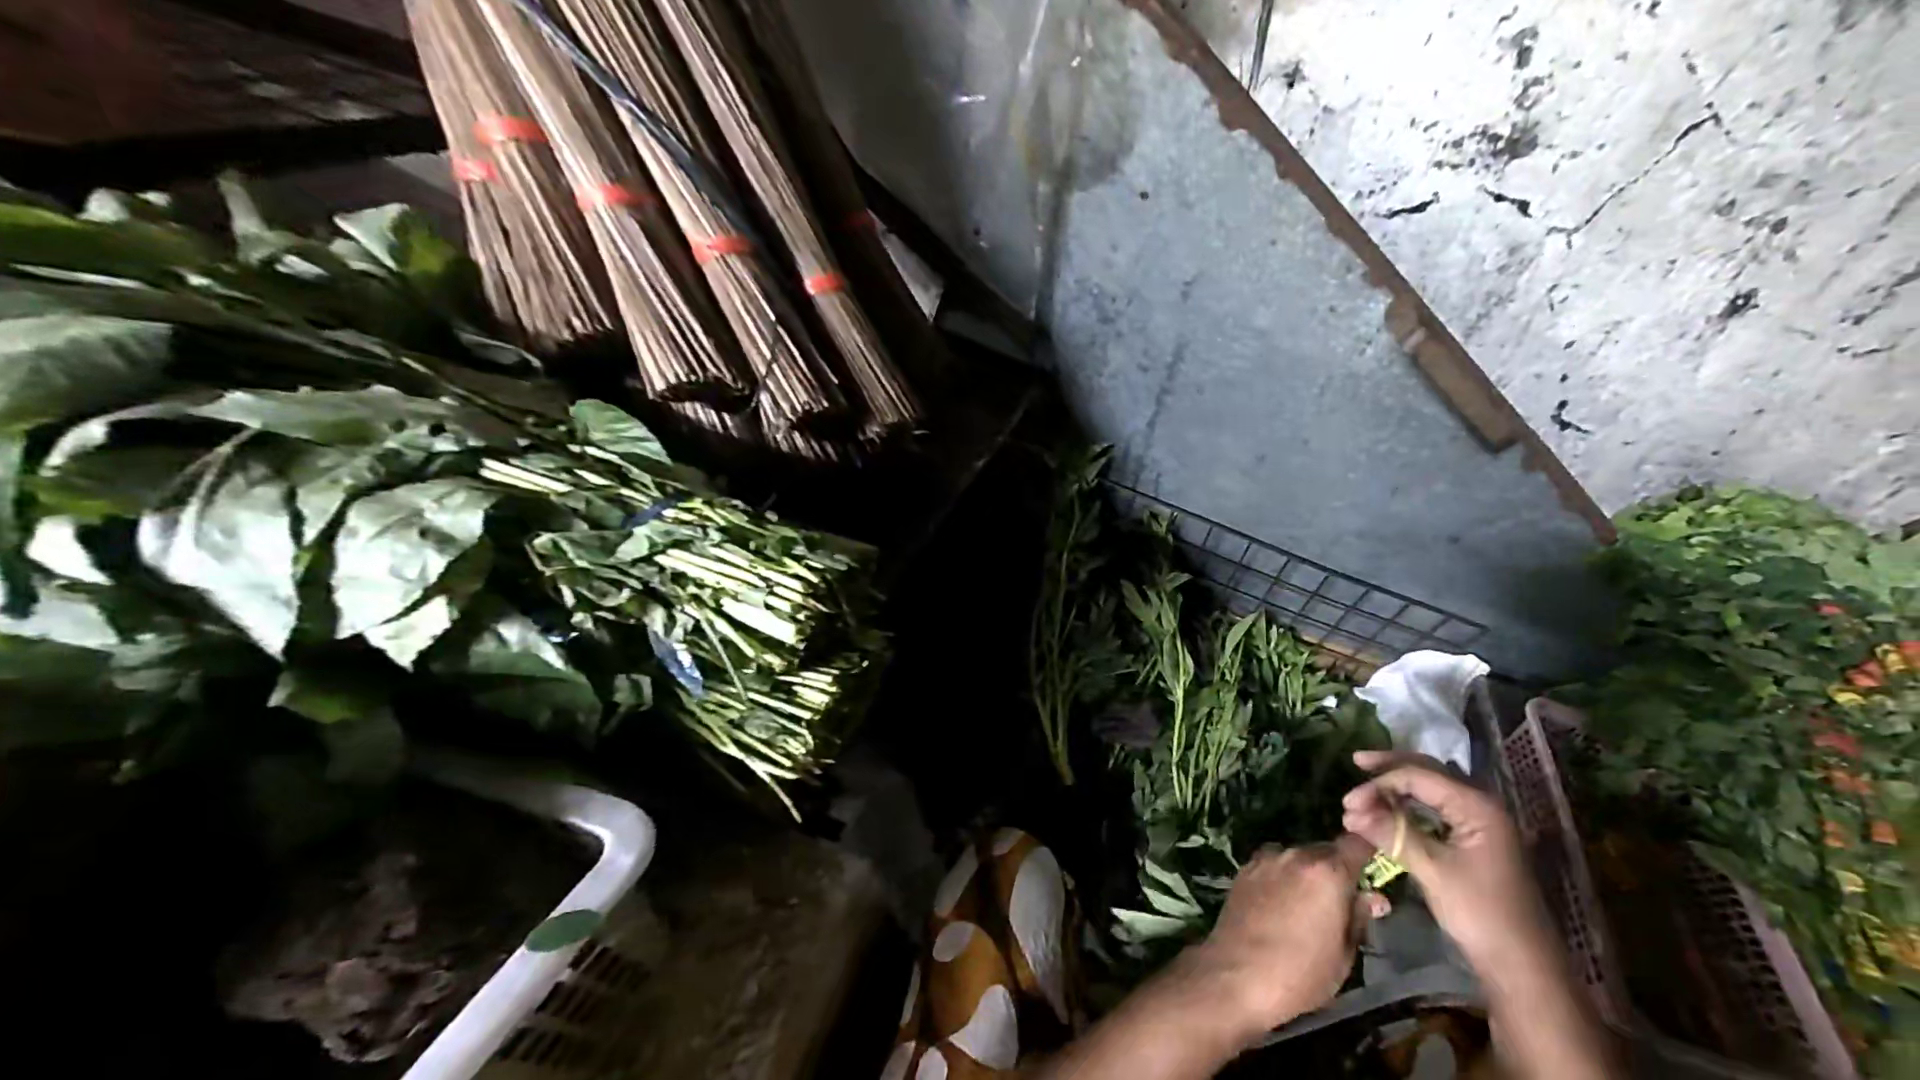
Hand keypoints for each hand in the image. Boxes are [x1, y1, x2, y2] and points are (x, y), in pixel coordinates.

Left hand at [1183, 834, 1378, 1034]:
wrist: (1237, 973)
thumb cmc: (1301, 972)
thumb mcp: (1344, 953)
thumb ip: (1359, 917)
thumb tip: (1373, 897)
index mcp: (1327, 872)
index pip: (1356, 843)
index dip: (1367, 853)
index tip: (1371, 872)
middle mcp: (1294, 855)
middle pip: (1325, 850)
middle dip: (1336, 869)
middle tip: (1341, 900)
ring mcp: (1265, 859)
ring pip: (1297, 856)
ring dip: (1307, 872)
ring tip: (1307, 905)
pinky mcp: (1244, 868)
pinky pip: (1273, 864)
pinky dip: (1282, 876)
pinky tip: (1279, 903)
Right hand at [1341, 751, 1557, 978]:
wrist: (1524, 965)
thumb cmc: (1481, 914)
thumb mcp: (1431, 870)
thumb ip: (1391, 833)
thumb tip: (1349, 811)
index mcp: (1477, 807)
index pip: (1417, 776)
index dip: (1379, 785)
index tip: (1347, 804)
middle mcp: (1482, 805)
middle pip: (1429, 771)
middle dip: (1390, 768)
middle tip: (1356, 762)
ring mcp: (1482, 823)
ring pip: (1434, 788)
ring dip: (1400, 785)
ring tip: (1368, 786)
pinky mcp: (1476, 839)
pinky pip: (1438, 807)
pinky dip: (1412, 804)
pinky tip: (1393, 808)